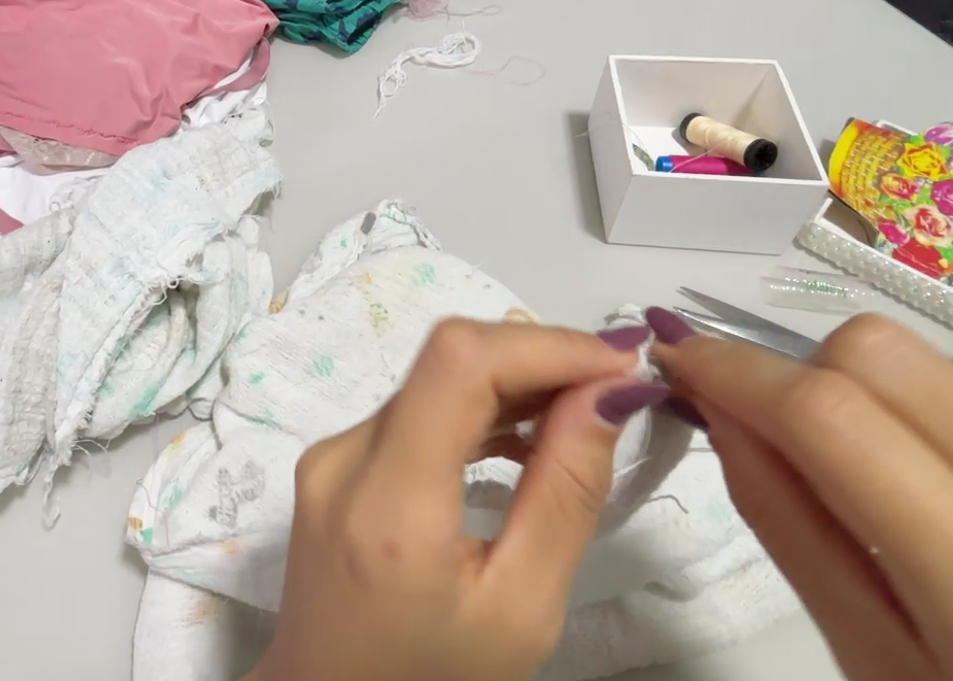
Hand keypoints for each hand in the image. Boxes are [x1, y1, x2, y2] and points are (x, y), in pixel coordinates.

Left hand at [249, 318, 669, 680]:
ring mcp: (332, 451)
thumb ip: (564, 493)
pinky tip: (525, 435)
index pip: (459, 362)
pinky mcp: (336, 458)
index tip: (620, 364)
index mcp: (388, 501)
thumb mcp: (521, 610)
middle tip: (614, 388)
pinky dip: (476, 406)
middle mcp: (346, 455)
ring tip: (582, 411)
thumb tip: (608, 394)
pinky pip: (416, 406)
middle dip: (538, 356)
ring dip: (512, 378)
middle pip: (447, 359)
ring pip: (433, 376)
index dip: (545, 343)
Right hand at [649, 309, 952, 680]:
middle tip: (780, 422)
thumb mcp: (892, 674)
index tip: (682, 356)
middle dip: (802, 372)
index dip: (736, 370)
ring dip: (887, 405)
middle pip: (882, 357)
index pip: (835, 422)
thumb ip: (795, 531)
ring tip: (913, 488)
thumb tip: (722, 411)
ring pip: (946, 371)